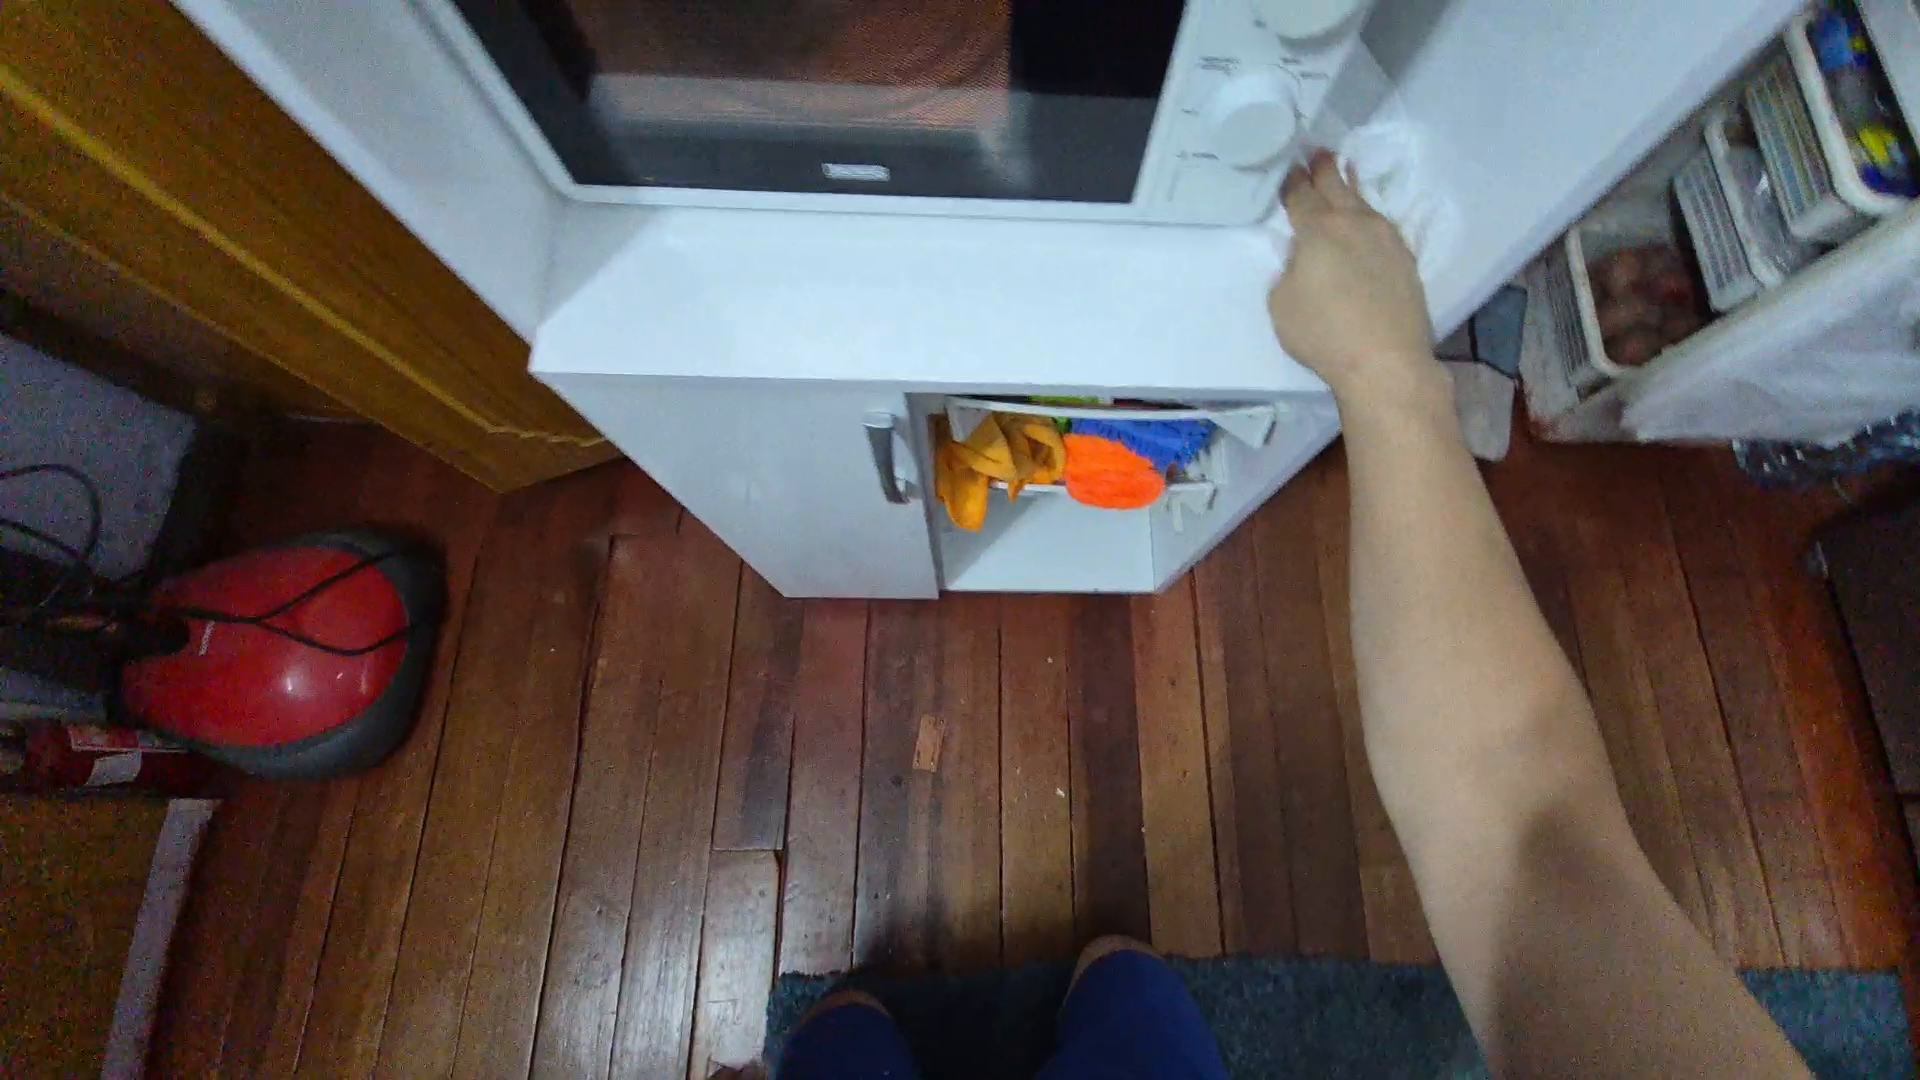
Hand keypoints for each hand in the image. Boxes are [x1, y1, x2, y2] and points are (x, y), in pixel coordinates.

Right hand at [1268, 151, 1437, 404]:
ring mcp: (1386, 239)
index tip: (1288, 170)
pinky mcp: (1405, 258)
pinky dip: (1368, 215)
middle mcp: (1355, 224)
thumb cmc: (1321, 333)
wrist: (1383, 358)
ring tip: (1346, 173)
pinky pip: (1381, 225)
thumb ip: (1287, 274)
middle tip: (1317, 153)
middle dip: (1324, 169)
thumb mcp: (1282, 305)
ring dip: (1350, 186)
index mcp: (1318, 232)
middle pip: (1337, 187)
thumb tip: (1301, 262)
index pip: (1301, 197)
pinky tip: (1366, 219)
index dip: (1291, 183)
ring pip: (1363, 203)